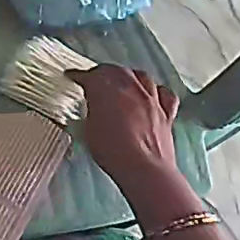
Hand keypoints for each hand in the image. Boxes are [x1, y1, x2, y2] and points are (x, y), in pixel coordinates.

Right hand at [70, 65, 179, 184]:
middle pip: (116, 70)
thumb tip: (93, 109)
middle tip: (95, 77)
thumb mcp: (89, 130)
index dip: (78, 75)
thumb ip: (91, 112)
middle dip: (103, 72)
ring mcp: (151, 100)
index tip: (73, 76)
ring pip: (141, 76)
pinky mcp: (166, 114)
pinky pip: (164, 93)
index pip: (89, 76)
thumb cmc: (114, 151)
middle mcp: (130, 89)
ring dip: (129, 75)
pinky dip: (157, 90)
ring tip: (123, 79)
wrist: (143, 169)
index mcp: (106, 90)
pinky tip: (153, 92)